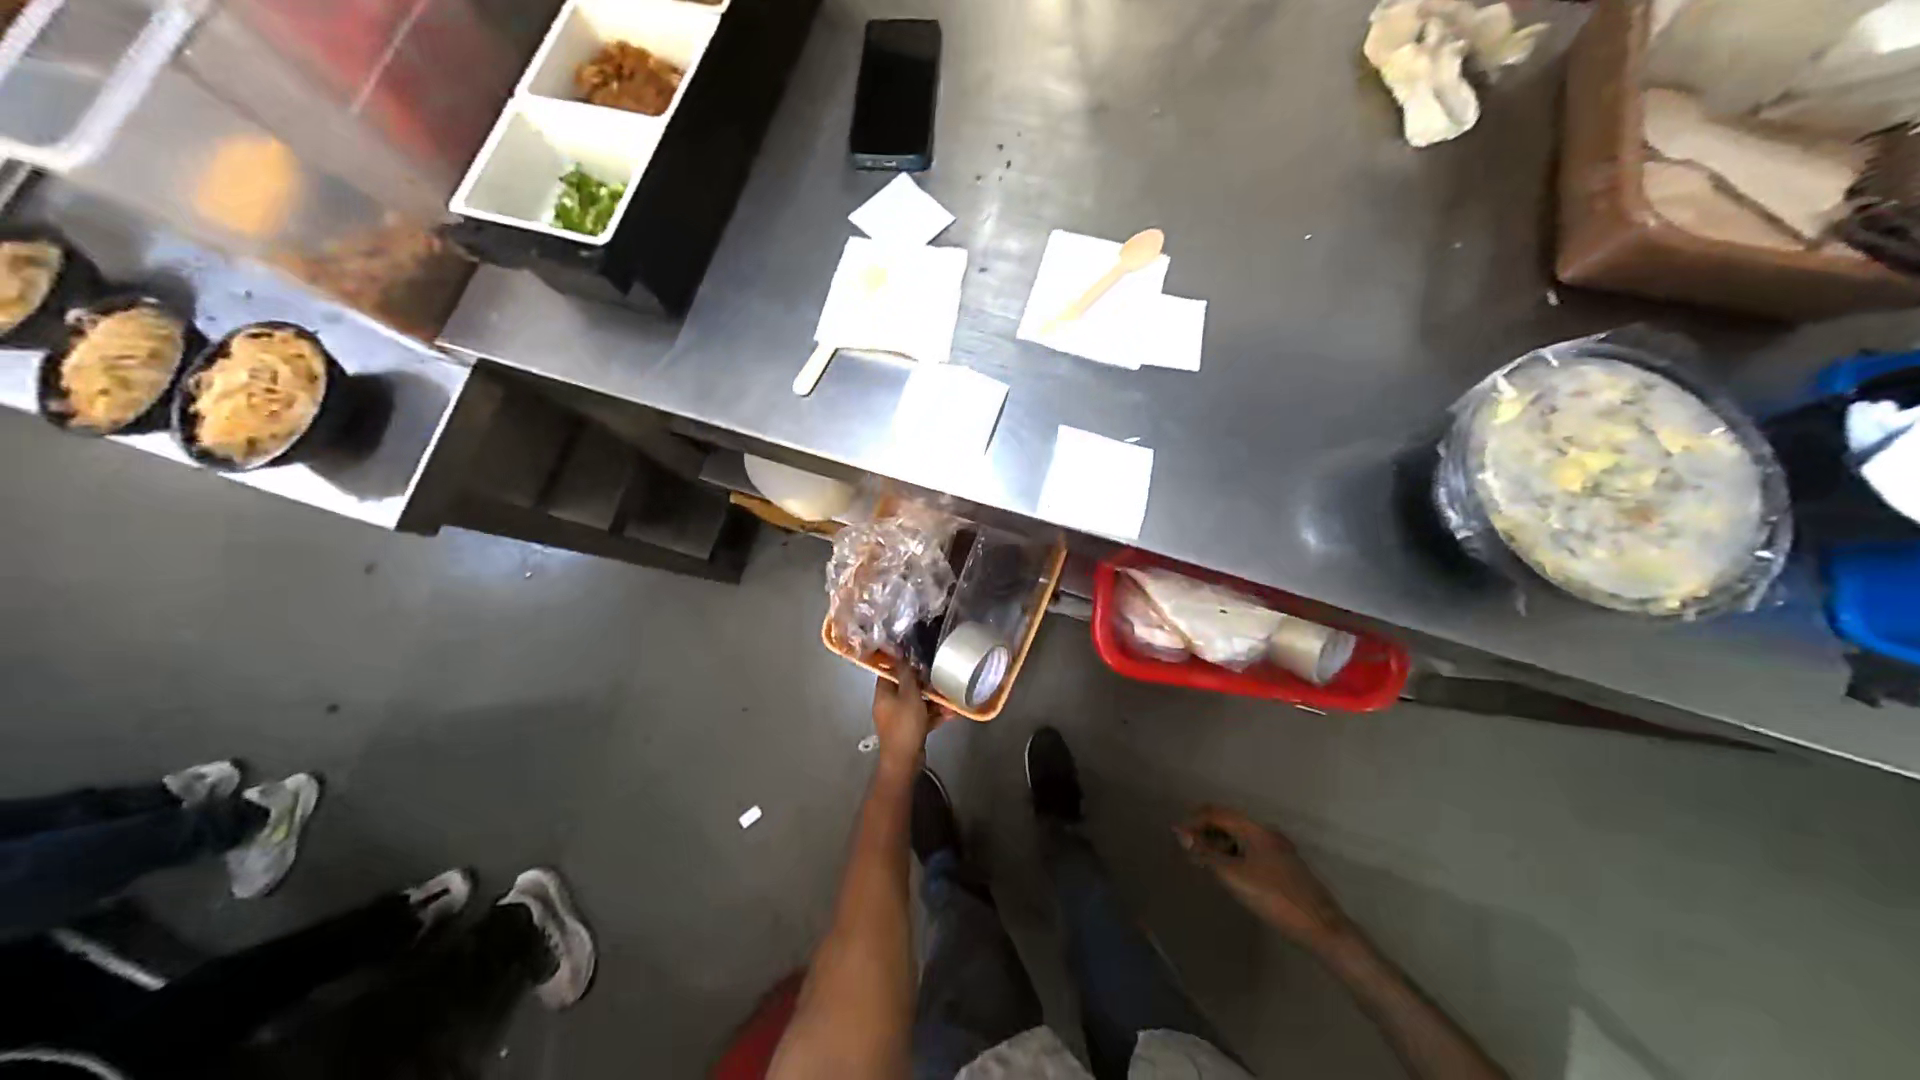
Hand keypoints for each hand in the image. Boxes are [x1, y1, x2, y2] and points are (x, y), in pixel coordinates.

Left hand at [871, 667, 943, 767]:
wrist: (904, 759)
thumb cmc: (904, 724)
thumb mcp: (908, 695)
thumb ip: (907, 675)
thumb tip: (902, 654)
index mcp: (883, 694)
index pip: (889, 672)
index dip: (902, 664)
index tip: (918, 658)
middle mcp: (889, 705)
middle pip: (906, 688)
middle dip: (924, 684)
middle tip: (939, 679)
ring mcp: (899, 719)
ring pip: (917, 703)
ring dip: (933, 701)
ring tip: (949, 700)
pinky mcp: (910, 730)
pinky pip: (923, 717)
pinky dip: (935, 715)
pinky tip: (951, 714)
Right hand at [1175, 805, 1350, 949]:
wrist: (1322, 928)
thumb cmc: (1274, 897)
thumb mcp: (1233, 875)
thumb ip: (1206, 854)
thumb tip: (1181, 835)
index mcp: (1257, 830)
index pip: (1218, 813)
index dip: (1194, 821)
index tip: (1176, 835)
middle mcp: (1268, 834)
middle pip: (1230, 823)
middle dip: (1205, 831)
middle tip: (1187, 848)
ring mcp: (1278, 851)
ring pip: (1240, 838)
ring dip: (1218, 843)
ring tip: (1202, 860)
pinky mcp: (1283, 868)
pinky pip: (1250, 851)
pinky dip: (1232, 854)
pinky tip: (1226, 870)